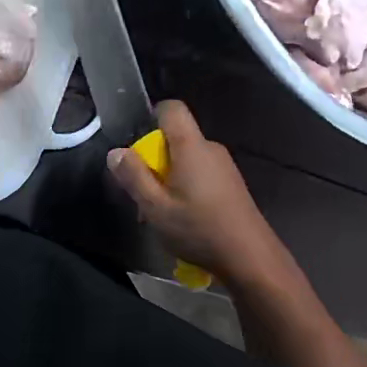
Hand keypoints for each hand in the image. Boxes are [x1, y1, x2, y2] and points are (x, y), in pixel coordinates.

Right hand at [106, 101, 286, 282]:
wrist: (250, 257)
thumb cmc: (199, 229)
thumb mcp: (156, 207)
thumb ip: (134, 177)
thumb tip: (116, 153)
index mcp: (192, 146)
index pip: (172, 109)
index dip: (151, 117)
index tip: (137, 147)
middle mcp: (211, 149)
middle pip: (175, 139)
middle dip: (154, 162)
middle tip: (143, 195)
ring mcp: (224, 167)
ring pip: (187, 160)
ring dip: (168, 180)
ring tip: (160, 215)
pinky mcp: (231, 185)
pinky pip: (200, 174)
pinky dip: (185, 189)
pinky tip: (183, 220)